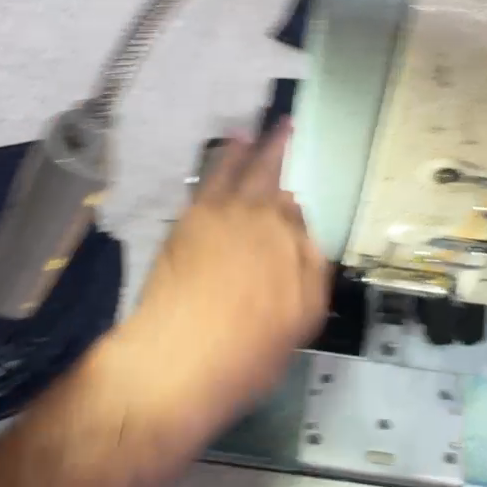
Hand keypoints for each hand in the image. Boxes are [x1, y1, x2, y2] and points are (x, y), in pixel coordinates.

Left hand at [77, 123, 329, 486]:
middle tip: (286, 126)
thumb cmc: (247, 353)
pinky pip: (210, 176)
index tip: (294, 203)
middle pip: (274, 177)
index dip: (296, 210)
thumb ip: (308, 273)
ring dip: (250, 148)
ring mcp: (224, 214)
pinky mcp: (190, 218)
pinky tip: (226, 149)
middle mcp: (265, 220)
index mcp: (297, 248)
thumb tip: (303, 238)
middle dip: (281, 150)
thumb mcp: (299, 322)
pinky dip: (220, 158)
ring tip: (256, 130)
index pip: (301, 216)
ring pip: (241, 169)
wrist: (178, 359)